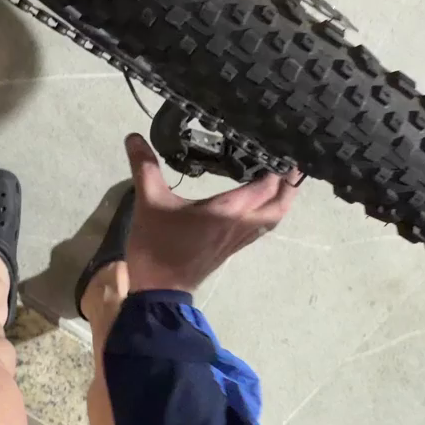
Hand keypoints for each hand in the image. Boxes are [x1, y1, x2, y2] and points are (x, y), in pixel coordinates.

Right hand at [122, 133, 301, 294]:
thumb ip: (144, 166)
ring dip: (282, 200)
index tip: (279, 146)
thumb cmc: (157, 245)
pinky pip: (260, 227)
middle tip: (291, 161)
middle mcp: (241, 224)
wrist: (158, 289)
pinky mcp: (231, 248)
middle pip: (279, 205)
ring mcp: (238, 239)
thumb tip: (133, 136)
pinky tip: (259, 203)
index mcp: (228, 211)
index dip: (276, 167)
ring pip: (272, 218)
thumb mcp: (149, 202)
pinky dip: (268, 212)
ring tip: (282, 178)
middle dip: (289, 184)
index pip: (264, 185)